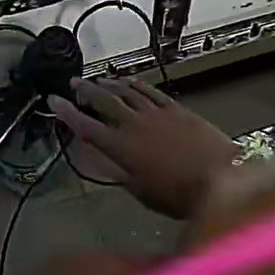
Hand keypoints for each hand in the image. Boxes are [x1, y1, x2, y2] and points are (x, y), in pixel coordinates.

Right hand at [49, 79, 238, 219]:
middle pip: (103, 101)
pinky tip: (129, 81)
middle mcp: (133, 124)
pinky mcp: (175, 108)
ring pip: (125, 91)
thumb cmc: (177, 195)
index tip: (54, 100)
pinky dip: (135, 84)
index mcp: (120, 148)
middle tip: (73, 83)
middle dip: (85, 90)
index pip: (85, 126)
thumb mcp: (141, 191)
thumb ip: (120, 171)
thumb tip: (106, 158)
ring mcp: (155, 113)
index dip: (67, 113)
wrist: (220, 176)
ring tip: (99, 80)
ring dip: (109, 84)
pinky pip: (149, 91)